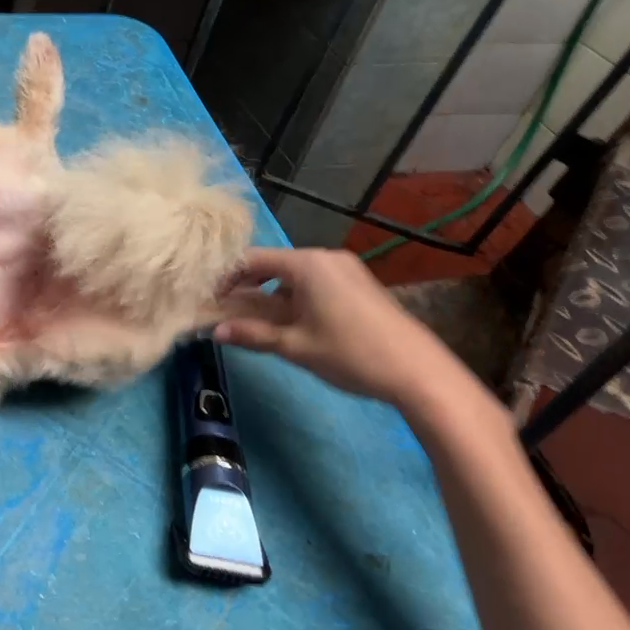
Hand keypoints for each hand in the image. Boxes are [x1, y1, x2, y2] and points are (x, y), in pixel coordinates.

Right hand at [215, 247, 461, 414]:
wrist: (419, 372)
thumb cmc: (350, 353)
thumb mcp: (295, 346)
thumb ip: (252, 334)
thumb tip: (215, 332)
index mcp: (306, 264)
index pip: (251, 260)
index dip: (226, 278)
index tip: (209, 299)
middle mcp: (325, 257)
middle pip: (273, 264)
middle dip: (247, 286)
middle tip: (226, 310)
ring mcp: (346, 269)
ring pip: (294, 275)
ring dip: (271, 293)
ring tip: (256, 320)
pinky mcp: (359, 285)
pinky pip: (315, 282)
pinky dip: (295, 296)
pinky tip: (292, 321)